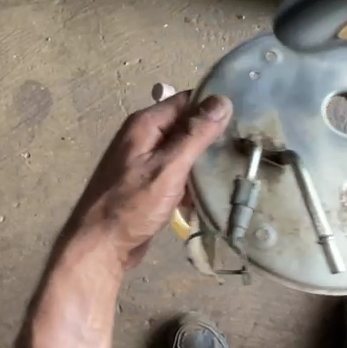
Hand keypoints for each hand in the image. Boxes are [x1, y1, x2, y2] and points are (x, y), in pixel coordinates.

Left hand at [60, 91, 232, 269]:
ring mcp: (146, 160)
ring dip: (204, 162)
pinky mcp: (150, 183)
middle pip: (186, 125)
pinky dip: (192, 181)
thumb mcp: (168, 167)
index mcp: (145, 124)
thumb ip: (195, 135)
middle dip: (212, 135)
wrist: (101, 246)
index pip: (186, 101)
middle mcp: (144, 136)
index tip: (245, 114)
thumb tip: (222, 101)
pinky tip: (211, 192)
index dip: (213, 105)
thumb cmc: (132, 205)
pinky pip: (178, 173)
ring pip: (184, 151)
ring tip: (235, 167)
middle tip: (245, 144)